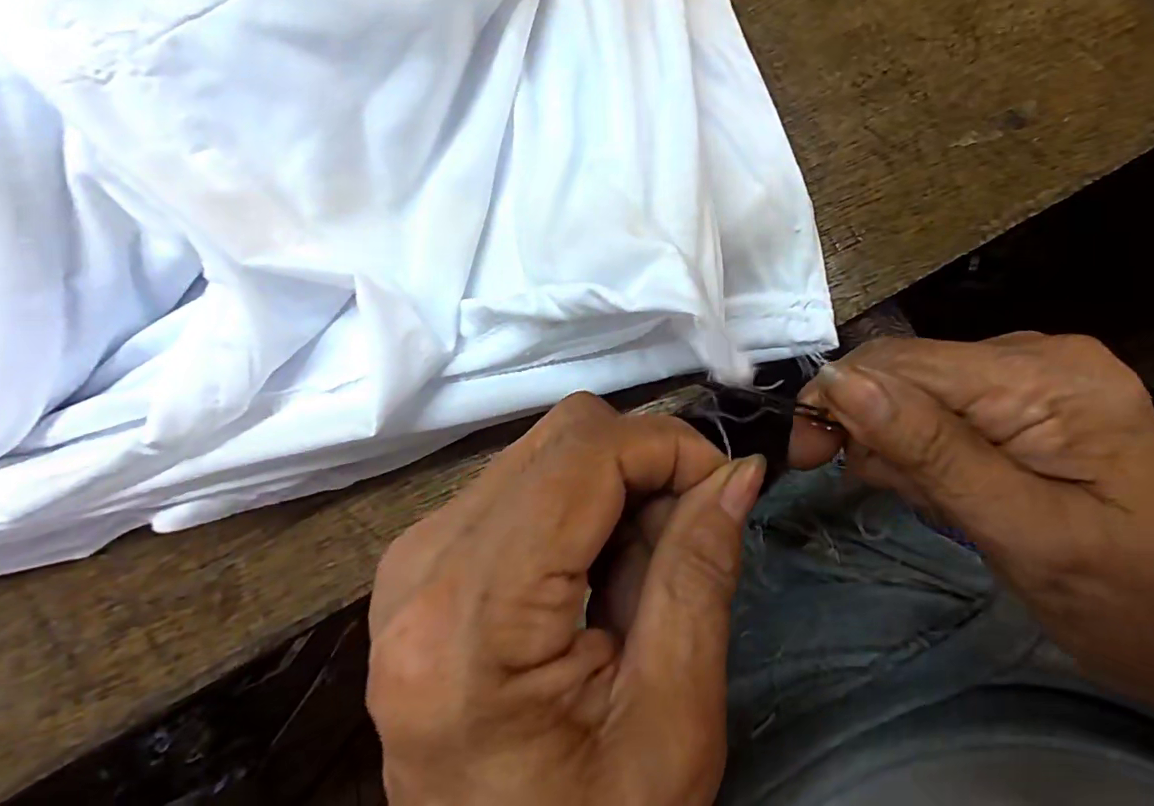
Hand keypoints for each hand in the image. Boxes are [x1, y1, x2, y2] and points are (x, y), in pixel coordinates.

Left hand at [368, 393, 764, 805]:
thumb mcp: (673, 717)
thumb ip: (700, 572)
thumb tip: (740, 468)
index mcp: (471, 619)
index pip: (584, 455)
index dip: (670, 448)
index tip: (725, 488)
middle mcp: (421, 571)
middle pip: (563, 437)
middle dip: (646, 462)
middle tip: (686, 532)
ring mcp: (413, 562)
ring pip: (547, 449)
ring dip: (618, 482)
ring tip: (645, 561)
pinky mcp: (424, 564)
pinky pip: (525, 480)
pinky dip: (585, 500)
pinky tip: (603, 565)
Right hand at [791, 333, 1153, 744]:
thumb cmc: (1137, 605)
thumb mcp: (1027, 537)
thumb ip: (932, 454)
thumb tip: (841, 384)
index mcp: (1049, 379)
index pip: (909, 363)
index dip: (842, 399)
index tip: (800, 456)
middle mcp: (1044, 354)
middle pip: (917, 370)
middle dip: (877, 428)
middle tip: (883, 496)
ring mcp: (1045, 375)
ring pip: (930, 391)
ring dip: (908, 447)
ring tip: (939, 508)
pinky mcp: (1041, 401)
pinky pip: (959, 407)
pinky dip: (937, 450)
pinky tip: (956, 494)